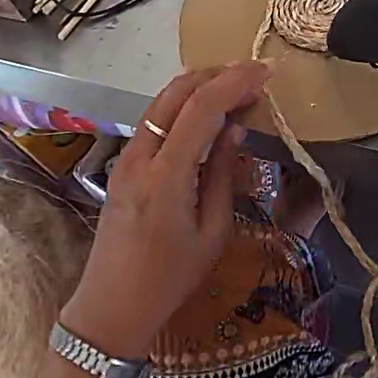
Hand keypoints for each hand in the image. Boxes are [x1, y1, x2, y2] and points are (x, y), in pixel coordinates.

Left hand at [60, 63, 267, 358]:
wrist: (111, 306)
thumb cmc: (170, 279)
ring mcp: (126, 158)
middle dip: (216, 74)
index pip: (202, 108)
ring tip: (235, 86)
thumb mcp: (212, 232)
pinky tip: (204, 112)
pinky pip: (153, 121)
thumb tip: (235, 129)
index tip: (266, 72)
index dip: (235, 82)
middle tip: (253, 74)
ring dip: (198, 86)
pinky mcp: (122, 165)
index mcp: (167, 176)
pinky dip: (181, 105)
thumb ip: (223, 174)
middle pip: (176, 92)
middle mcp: (140, 156)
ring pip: (161, 102)